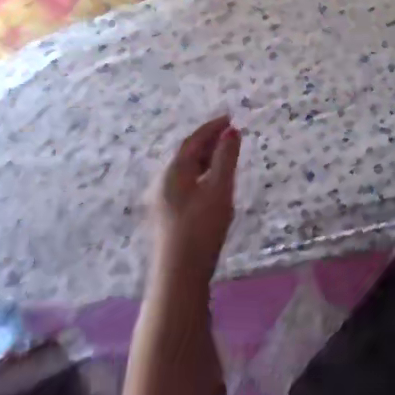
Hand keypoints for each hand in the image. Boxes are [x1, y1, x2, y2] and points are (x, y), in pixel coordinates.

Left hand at [147, 116, 241, 282]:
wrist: (178, 277)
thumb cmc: (201, 228)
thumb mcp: (219, 189)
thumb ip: (226, 158)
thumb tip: (231, 131)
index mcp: (173, 172)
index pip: (192, 140)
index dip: (212, 127)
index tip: (231, 118)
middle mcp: (163, 182)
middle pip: (187, 153)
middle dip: (209, 141)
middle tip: (231, 134)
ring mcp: (163, 200)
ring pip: (186, 170)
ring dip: (206, 158)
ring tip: (226, 154)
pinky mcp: (168, 216)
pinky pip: (186, 182)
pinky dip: (202, 173)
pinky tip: (214, 182)